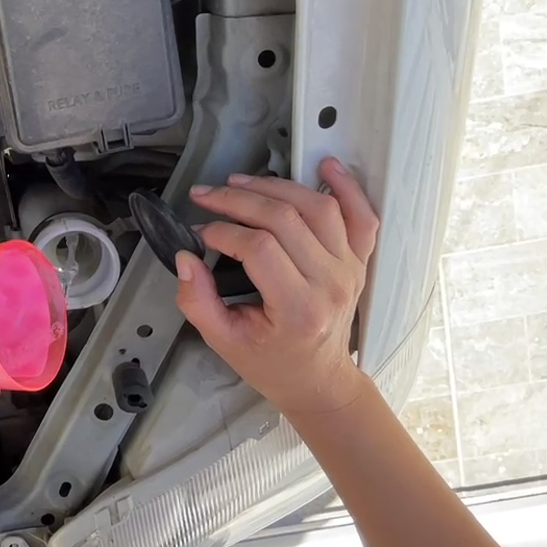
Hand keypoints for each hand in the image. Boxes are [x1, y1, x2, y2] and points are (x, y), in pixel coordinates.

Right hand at [174, 156, 379, 417]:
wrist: (318, 380)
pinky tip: (325, 165)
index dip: (222, 231)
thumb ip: (196, 300)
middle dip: (237, 199)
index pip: (258, 247)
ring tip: (240, 181)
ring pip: (317, 207)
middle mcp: (331, 283)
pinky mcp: (358, 260)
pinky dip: (347, 187)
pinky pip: (362, 216)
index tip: (199, 233)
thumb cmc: (271, 363)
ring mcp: (349, 268)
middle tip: (206, 196)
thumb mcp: (222, 341)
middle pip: (285, 218)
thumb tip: (184, 257)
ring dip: (275, 185)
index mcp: (298, 308)